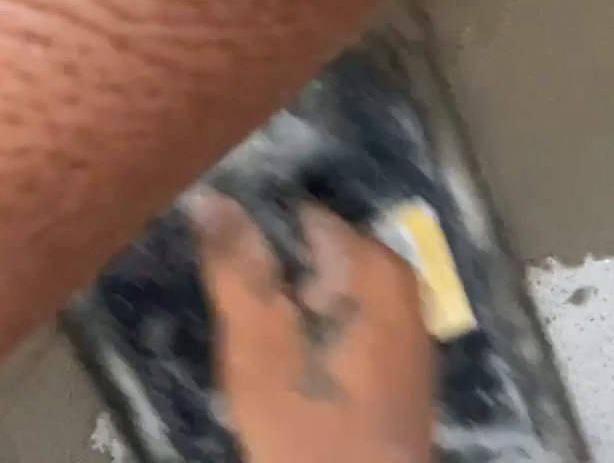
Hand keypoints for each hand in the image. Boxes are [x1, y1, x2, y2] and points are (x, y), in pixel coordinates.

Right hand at [195, 193, 434, 462]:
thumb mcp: (254, 334)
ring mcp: (405, 317)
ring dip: (288, 304)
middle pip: (309, 248)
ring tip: (266, 345)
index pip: (291, 211)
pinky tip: (295, 366)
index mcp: (369, 259)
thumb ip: (232, 258)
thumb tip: (207, 194)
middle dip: (270, 274)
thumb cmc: (305, 419)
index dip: (249, 233)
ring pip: (323, 285)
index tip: (224, 266)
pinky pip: (344, 315)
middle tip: (245, 319)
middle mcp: (397, 276)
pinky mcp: (399, 356)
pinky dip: (314, 328)